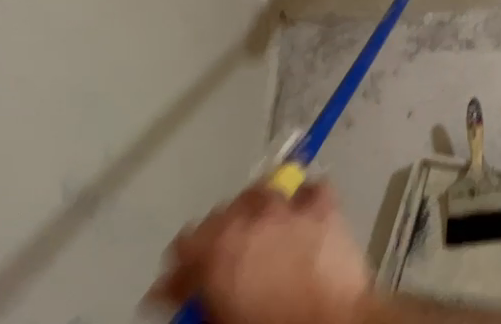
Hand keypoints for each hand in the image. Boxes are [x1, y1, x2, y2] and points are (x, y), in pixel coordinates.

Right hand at [147, 181, 372, 323]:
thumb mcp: (221, 320)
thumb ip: (197, 301)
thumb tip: (177, 293)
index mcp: (214, 253)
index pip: (183, 244)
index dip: (184, 266)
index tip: (188, 282)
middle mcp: (246, 221)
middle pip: (220, 214)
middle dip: (219, 235)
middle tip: (229, 260)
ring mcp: (287, 209)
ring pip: (261, 193)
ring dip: (256, 210)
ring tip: (263, 232)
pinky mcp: (323, 207)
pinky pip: (311, 190)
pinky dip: (305, 199)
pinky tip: (304, 215)